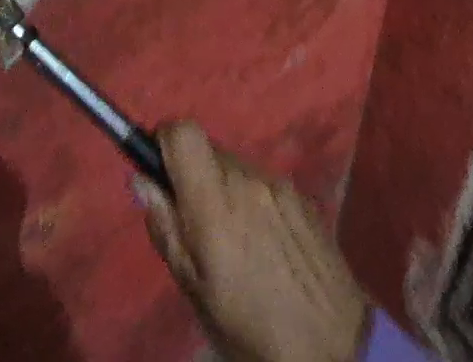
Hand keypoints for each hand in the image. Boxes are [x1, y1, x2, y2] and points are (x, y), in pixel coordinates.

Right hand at [136, 121, 370, 361]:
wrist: (331, 343)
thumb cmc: (249, 321)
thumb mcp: (193, 286)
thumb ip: (166, 227)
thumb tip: (141, 181)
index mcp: (215, 200)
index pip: (184, 131)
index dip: (164, 141)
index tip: (159, 171)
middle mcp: (249, 179)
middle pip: (209, 149)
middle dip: (193, 174)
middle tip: (194, 221)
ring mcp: (281, 185)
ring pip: (236, 166)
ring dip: (223, 188)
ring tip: (232, 239)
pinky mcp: (304, 197)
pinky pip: (263, 183)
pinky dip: (252, 200)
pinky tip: (262, 242)